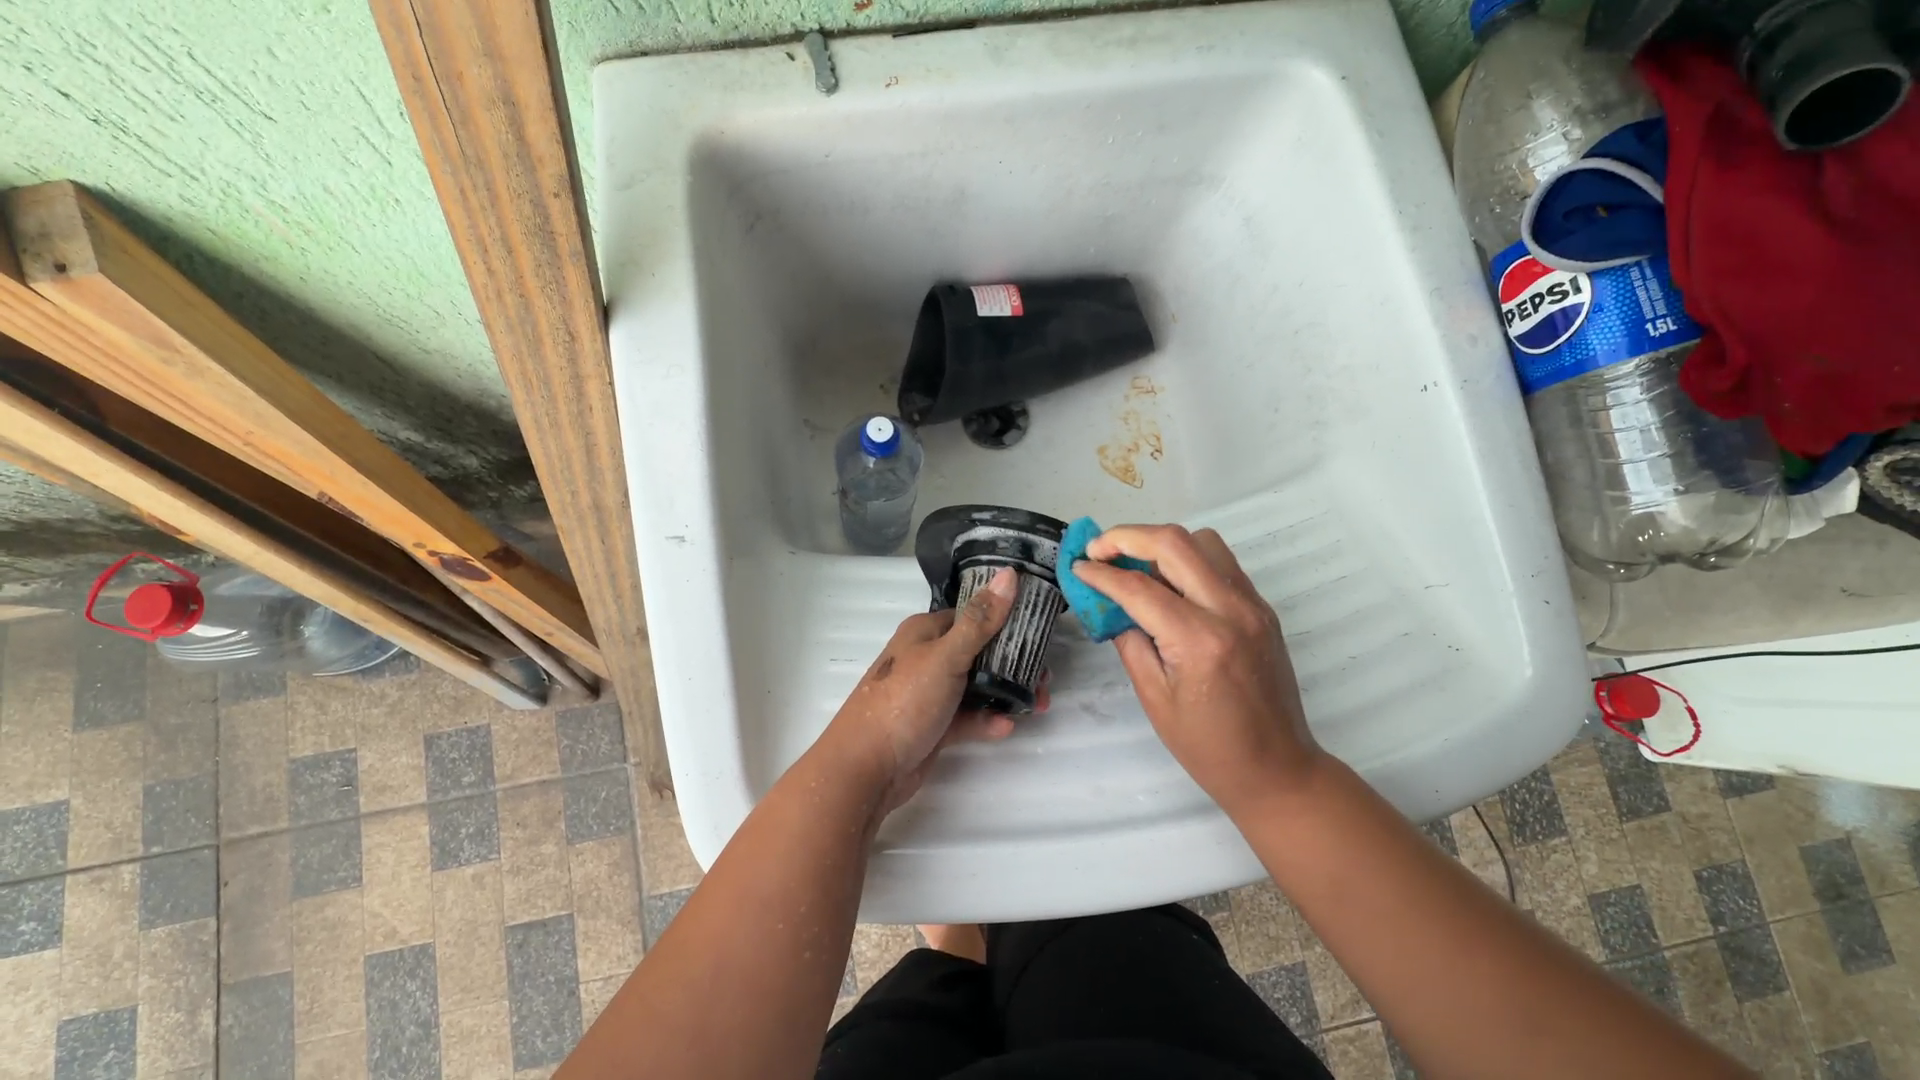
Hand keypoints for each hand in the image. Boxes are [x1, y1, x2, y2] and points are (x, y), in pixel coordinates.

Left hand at [820, 566, 1026, 816]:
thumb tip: (1009, 574)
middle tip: (1045, 678)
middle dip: (1015, 663)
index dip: (1006, 620)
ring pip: (979, 686)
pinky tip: (1006, 727)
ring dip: (1007, 694)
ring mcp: (931, 692)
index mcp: (926, 632)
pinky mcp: (935, 725)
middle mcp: (928, 657)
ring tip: (1038, 705)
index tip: (1041, 631)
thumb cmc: (903, 702)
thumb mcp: (946, 657)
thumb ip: (981, 621)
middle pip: (981, 652)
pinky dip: (988, 720)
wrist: (866, 768)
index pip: (974, 615)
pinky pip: (969, 717)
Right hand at [1072, 525, 1321, 814]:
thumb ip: (1131, 643)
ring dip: (1162, 543)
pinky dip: (1189, 560)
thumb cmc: (1209, 747)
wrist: (1277, 768)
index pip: (1140, 588)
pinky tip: (1168, 584)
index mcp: (1199, 640)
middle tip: (1098, 549)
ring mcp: (1253, 605)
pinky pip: (1222, 564)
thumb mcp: (1155, 698)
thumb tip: (1112, 605)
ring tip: (1134, 564)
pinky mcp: (1262, 608)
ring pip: (1204, 542)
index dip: (1101, 573)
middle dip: (1128, 537)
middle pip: (1174, 543)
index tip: (1078, 567)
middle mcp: (1231, 611)